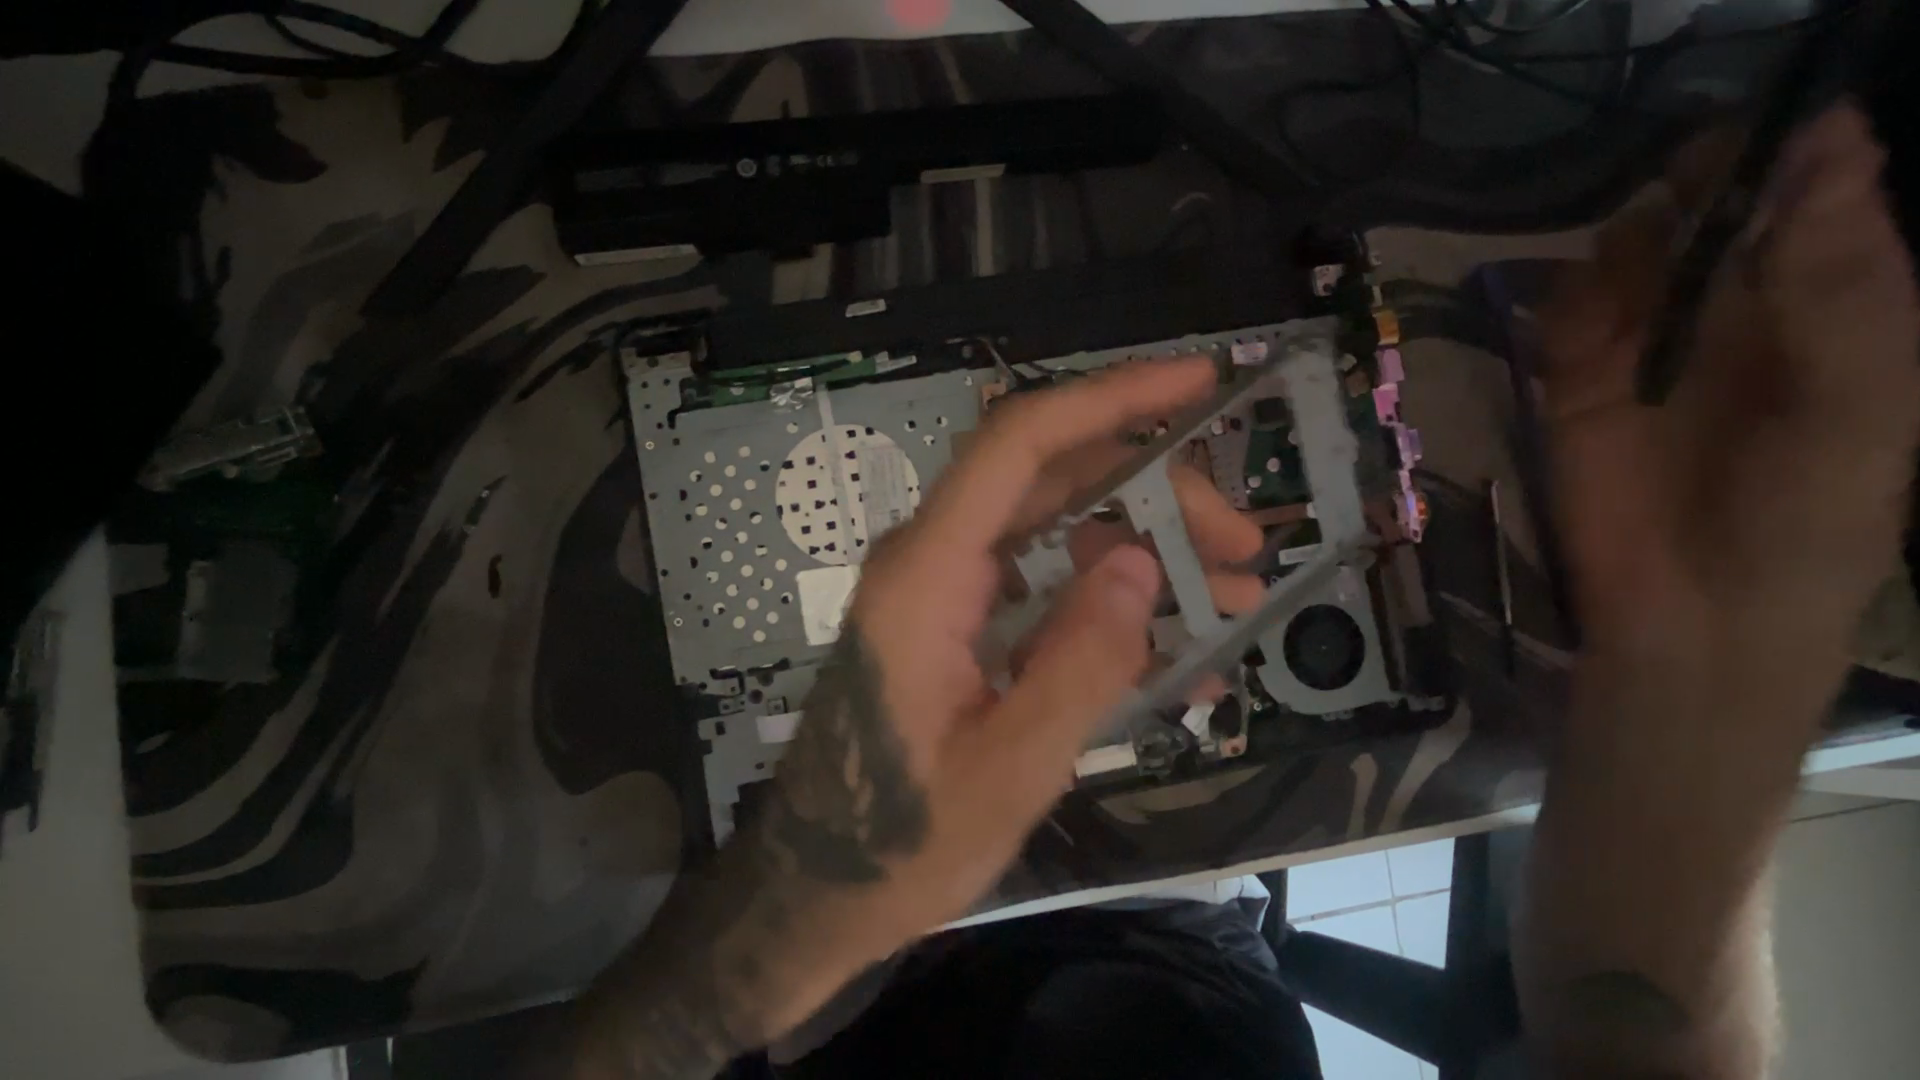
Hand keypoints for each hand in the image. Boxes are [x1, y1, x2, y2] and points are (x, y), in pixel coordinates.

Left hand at [568, 358, 1262, 1079]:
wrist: (821, 887)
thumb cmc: (902, 841)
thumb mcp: (1010, 768)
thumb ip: (1080, 664)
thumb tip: (1142, 563)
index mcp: (928, 577)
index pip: (1018, 445)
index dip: (1108, 398)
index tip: (1197, 381)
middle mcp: (928, 561)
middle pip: (1050, 482)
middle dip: (1155, 491)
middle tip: (1241, 544)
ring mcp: (939, 589)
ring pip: (1051, 527)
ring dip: (1141, 543)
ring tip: (1230, 588)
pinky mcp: (952, 621)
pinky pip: (1037, 579)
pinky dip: (1104, 591)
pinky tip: (1169, 633)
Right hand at [1542, 103, 1919, 690]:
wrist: (1692, 615)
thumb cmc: (1806, 521)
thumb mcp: (1861, 406)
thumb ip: (1842, 292)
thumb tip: (1825, 154)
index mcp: (1833, 309)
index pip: (1822, 204)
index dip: (1808, 156)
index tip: (1783, 127)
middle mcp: (1740, 313)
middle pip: (1718, 214)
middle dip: (1706, 181)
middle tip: (1691, 175)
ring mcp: (1649, 347)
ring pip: (1632, 253)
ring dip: (1634, 237)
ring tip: (1640, 258)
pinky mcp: (1574, 383)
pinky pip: (1567, 315)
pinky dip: (1572, 297)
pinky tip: (1589, 313)